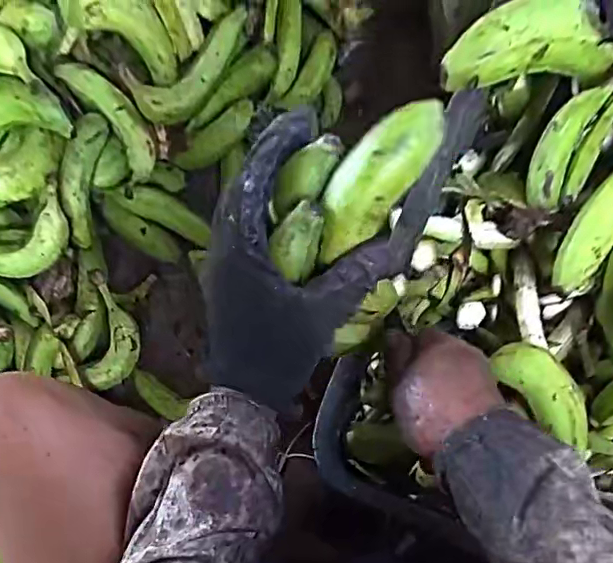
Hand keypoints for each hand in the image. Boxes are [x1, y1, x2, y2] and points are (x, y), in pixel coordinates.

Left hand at [200, 94, 484, 414]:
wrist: (242, 393)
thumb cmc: (276, 354)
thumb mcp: (320, 314)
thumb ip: (354, 276)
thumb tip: (392, 245)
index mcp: (240, 244)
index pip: (256, 174)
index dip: (282, 141)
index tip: (310, 120)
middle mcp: (223, 245)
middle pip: (245, 183)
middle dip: (278, 158)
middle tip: (311, 144)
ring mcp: (220, 261)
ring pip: (242, 206)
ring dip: (272, 185)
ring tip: (305, 173)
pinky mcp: (226, 276)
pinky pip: (245, 229)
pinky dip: (268, 213)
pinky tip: (292, 218)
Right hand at [389, 329, 504, 458]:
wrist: (473, 442)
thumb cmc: (428, 413)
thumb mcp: (399, 387)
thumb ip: (396, 359)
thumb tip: (394, 334)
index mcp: (436, 342)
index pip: (417, 336)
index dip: (406, 352)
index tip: (398, 369)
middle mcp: (462, 348)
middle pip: (440, 350)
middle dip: (427, 364)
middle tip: (412, 387)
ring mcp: (481, 368)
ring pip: (455, 368)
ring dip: (444, 379)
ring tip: (431, 403)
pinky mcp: (492, 389)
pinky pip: (467, 384)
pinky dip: (458, 392)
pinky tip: (449, 411)